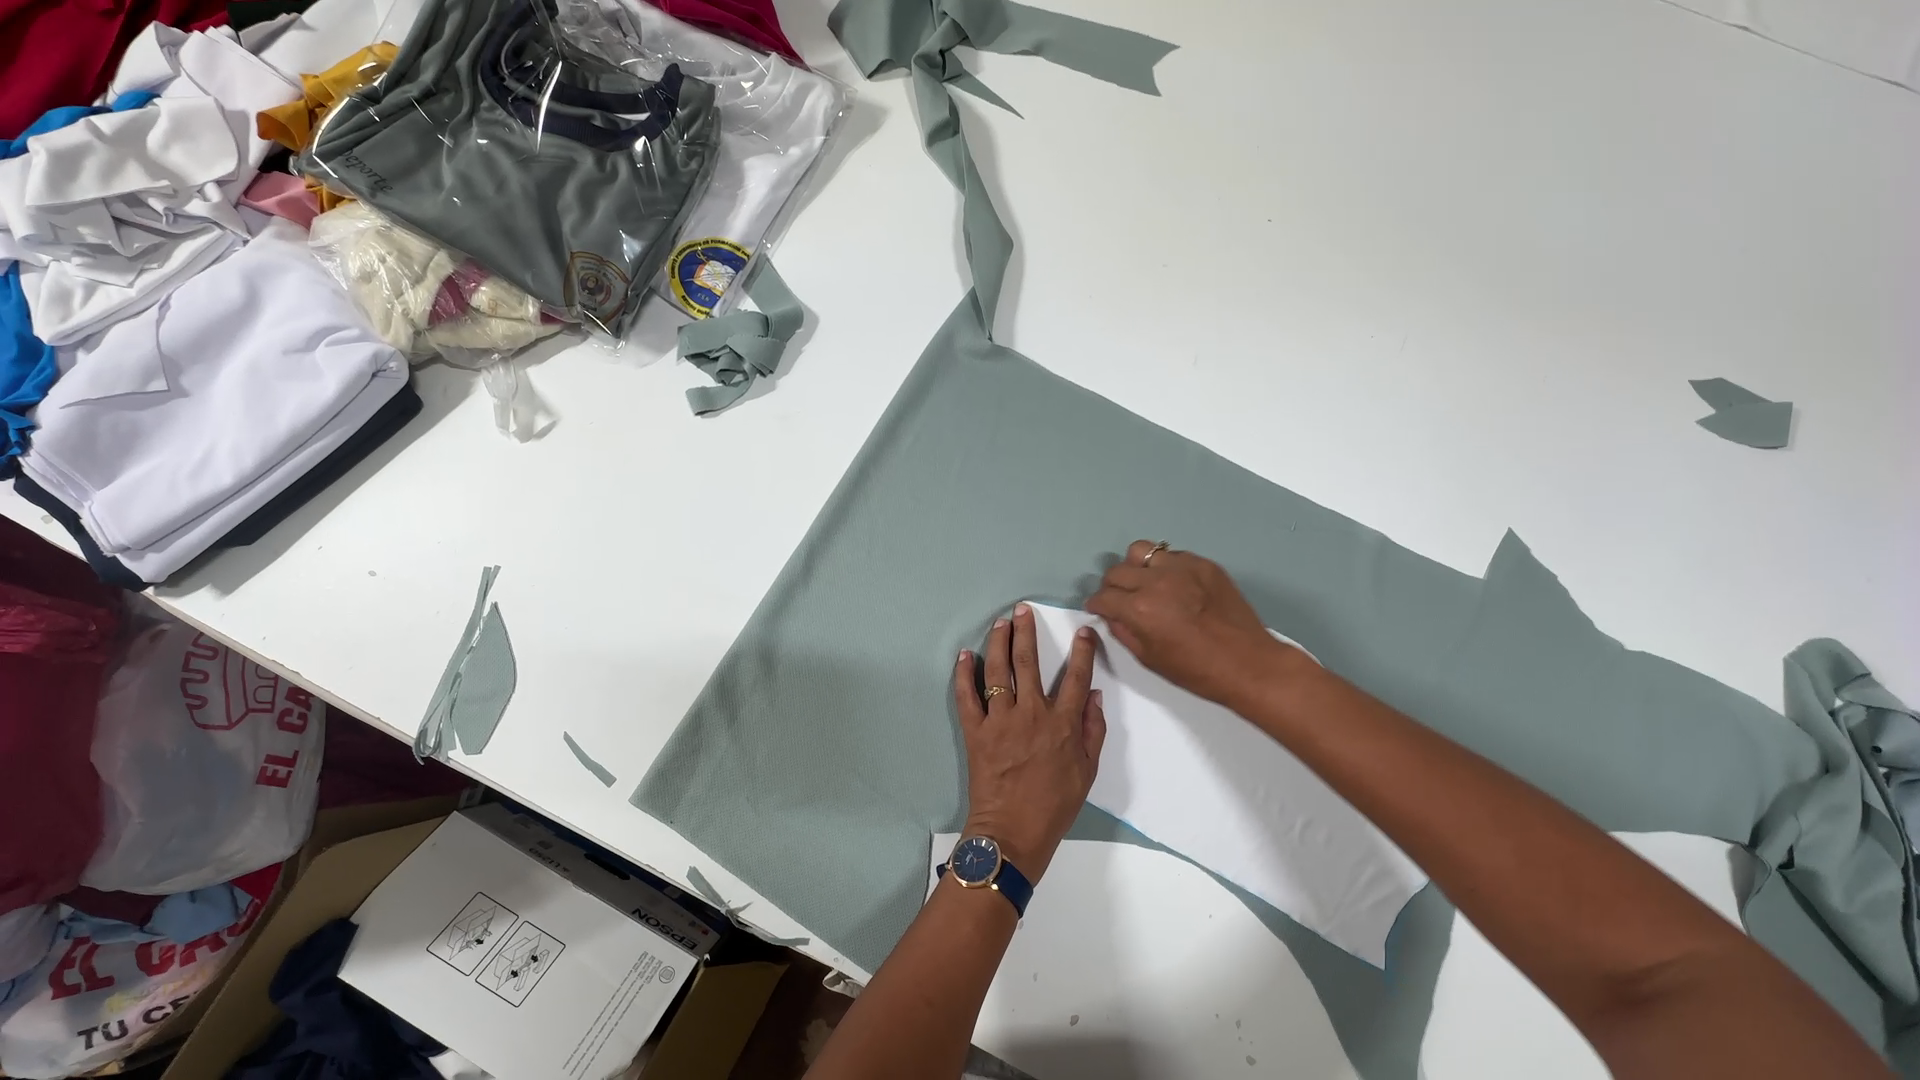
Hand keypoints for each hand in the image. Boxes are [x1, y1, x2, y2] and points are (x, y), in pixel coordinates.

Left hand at [954, 603, 1106, 881]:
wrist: (1012, 832)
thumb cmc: (1055, 805)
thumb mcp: (1087, 771)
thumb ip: (1092, 731)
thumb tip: (1095, 695)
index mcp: (1062, 723)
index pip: (1076, 677)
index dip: (1082, 651)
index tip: (1083, 630)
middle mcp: (1031, 713)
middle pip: (1028, 662)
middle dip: (1027, 632)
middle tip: (1023, 610)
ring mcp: (1000, 720)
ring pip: (998, 671)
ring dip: (998, 642)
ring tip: (1000, 622)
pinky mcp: (976, 731)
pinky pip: (967, 696)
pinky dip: (964, 674)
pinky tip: (964, 655)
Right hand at [1086, 540, 1305, 706]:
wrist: (1248, 663)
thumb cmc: (1196, 670)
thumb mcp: (1149, 658)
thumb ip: (1124, 631)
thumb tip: (1112, 614)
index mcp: (1139, 608)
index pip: (1103, 596)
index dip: (1097, 604)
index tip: (1099, 609)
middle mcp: (1156, 581)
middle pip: (1117, 571)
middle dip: (1113, 587)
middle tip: (1122, 600)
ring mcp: (1182, 567)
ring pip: (1142, 551)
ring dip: (1137, 568)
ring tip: (1147, 583)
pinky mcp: (1204, 564)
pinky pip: (1173, 555)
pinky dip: (1166, 567)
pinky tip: (1176, 585)